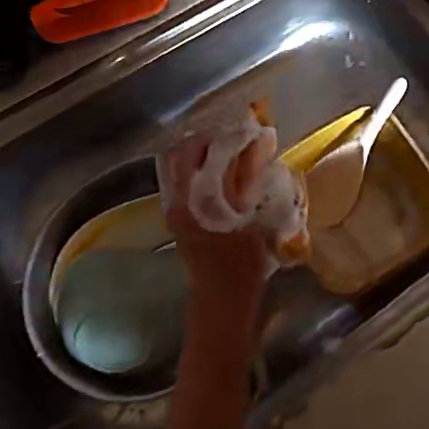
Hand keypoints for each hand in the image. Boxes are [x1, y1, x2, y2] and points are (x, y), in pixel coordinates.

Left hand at [159, 134, 275, 317]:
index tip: (250, 128)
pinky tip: (212, 168)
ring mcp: (173, 205)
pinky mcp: (172, 213)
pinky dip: (191, 165)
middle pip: (186, 151)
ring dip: (197, 149)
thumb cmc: (243, 265)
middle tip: (234, 134)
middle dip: (210, 137)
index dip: (232, 135)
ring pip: (175, 161)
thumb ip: (252, 187)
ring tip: (221, 146)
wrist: (220, 299)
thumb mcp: (256, 222)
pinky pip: (175, 176)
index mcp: (203, 199)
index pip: (213, 152)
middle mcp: (181, 198)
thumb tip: (256, 155)